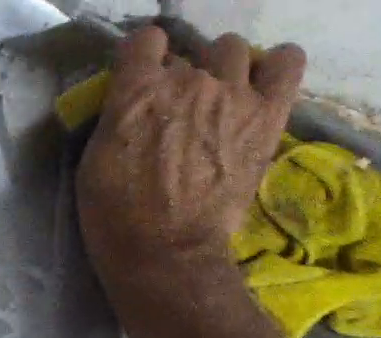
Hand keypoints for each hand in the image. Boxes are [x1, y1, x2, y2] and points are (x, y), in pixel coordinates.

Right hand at [75, 28, 305, 293]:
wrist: (165, 254)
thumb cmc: (114, 219)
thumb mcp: (92, 167)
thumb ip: (115, 122)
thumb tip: (132, 102)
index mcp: (138, 93)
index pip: (144, 41)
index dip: (140, 59)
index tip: (138, 82)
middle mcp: (188, 80)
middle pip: (186, 54)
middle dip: (177, 79)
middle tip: (171, 115)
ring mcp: (234, 93)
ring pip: (231, 50)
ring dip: (219, 71)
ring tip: (214, 103)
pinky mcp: (268, 114)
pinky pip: (288, 61)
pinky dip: (275, 67)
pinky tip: (259, 88)